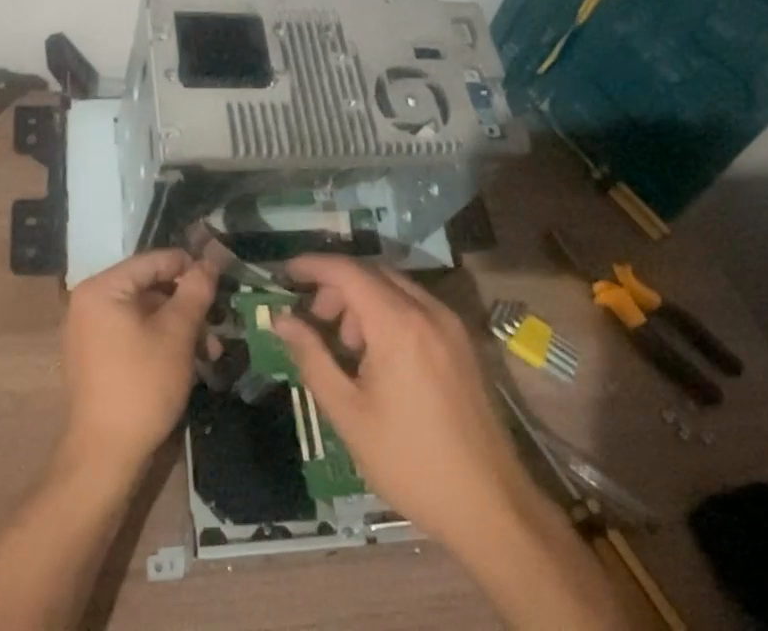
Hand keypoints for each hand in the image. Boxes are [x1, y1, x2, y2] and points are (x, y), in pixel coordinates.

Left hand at [59, 250, 215, 473]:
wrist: (105, 452)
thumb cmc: (142, 384)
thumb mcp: (177, 333)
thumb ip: (195, 290)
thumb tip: (210, 260)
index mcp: (102, 288)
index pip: (155, 260)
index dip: (192, 267)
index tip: (225, 280)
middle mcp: (90, 302)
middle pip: (150, 287)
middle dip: (189, 303)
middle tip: (222, 318)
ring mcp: (90, 331)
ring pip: (146, 313)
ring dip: (181, 326)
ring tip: (213, 349)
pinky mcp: (97, 357)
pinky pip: (134, 334)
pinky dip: (162, 341)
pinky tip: (192, 361)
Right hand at [273, 257, 537, 546]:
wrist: (486, 502)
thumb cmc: (408, 461)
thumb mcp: (348, 412)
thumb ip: (312, 357)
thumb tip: (281, 320)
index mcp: (399, 325)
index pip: (348, 272)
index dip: (312, 266)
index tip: (283, 275)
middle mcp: (430, 312)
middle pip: (374, 274)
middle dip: (337, 287)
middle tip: (313, 321)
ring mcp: (452, 327)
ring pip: (398, 289)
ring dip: (364, 301)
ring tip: (345, 347)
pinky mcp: (464, 345)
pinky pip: (419, 309)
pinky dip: (390, 314)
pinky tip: (378, 357)